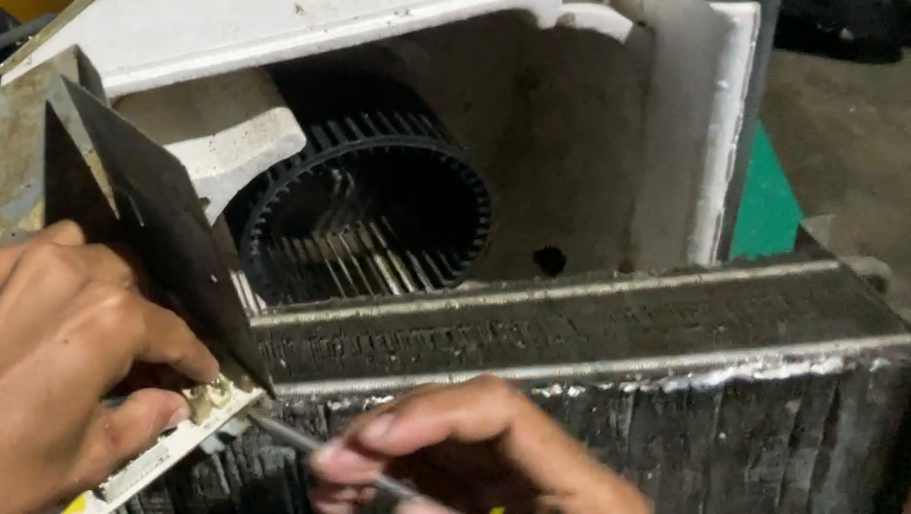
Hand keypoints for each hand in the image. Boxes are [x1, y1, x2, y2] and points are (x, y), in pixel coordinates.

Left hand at [0, 221, 220, 513]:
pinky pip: (28, 254)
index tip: (201, 372)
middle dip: (143, 312)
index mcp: (103, 318)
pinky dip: (50, 274)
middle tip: (144, 355)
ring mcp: (13, 261)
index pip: (167, 326)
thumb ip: (137, 422)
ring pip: (76, 248)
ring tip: (93, 321)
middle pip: (125, 275)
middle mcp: (64, 271)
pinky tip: (41, 314)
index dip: (190, 354)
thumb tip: (173, 403)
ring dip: (95, 279)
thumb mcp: (79, 463)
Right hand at [308, 376, 648, 513]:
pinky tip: (348, 500)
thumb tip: (402, 504)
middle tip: (328, 464)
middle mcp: (544, 476)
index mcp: (585, 490)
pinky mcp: (489, 513)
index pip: (498, 408)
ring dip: (373, 460)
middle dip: (383, 436)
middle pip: (452, 423)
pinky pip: (430, 484)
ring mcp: (515, 494)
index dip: (430, 411)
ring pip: (431, 451)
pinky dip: (386, 487)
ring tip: (325, 484)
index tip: (375, 440)